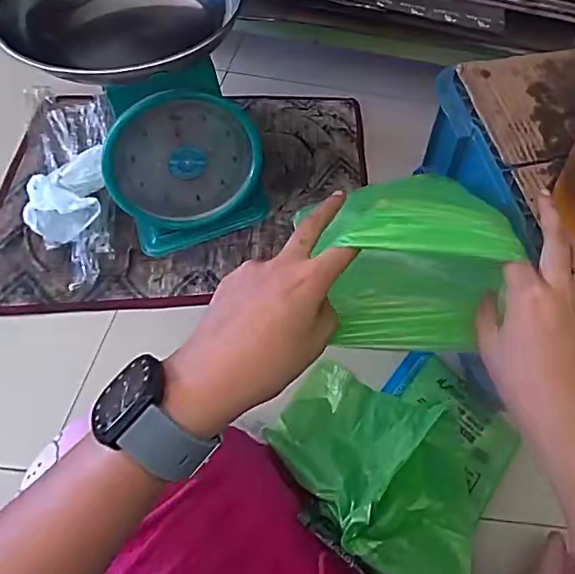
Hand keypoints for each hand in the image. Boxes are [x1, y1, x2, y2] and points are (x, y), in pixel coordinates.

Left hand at [162, 192, 357, 436]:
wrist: (208, 376)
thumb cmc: (268, 365)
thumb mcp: (312, 346)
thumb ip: (324, 315)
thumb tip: (319, 302)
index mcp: (308, 281)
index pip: (341, 252)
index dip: (357, 240)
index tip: (366, 231)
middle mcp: (281, 266)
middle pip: (308, 229)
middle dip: (327, 211)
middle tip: (339, 197)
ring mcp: (253, 269)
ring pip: (279, 266)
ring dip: (285, 279)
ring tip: (275, 318)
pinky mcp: (232, 279)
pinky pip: (257, 280)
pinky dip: (262, 292)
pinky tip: (252, 320)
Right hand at [475, 193, 574, 462]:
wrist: (565, 414)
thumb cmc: (520, 384)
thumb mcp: (489, 348)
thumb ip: (486, 314)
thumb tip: (489, 295)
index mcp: (526, 294)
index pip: (513, 262)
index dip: (503, 261)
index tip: (497, 262)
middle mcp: (557, 288)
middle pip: (554, 241)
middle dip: (548, 214)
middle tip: (542, 195)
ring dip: (570, 238)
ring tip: (561, 225)